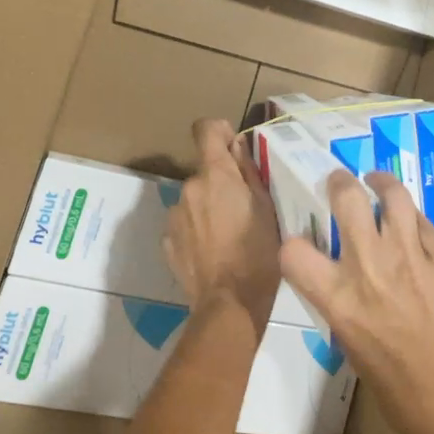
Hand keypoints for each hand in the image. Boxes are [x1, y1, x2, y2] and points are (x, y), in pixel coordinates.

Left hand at [164, 119, 282, 330]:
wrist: (230, 304)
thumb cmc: (258, 252)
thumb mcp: (266, 207)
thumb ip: (249, 170)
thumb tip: (238, 144)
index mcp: (215, 174)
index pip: (205, 129)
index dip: (218, 132)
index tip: (233, 147)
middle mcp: (188, 188)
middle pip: (204, 171)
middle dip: (220, 182)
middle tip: (243, 207)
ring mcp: (174, 216)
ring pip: (194, 199)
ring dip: (208, 207)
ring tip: (229, 234)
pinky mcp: (166, 242)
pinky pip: (184, 224)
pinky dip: (197, 230)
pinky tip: (213, 251)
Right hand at [280, 170, 433, 433]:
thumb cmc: (402, 393)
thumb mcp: (354, 351)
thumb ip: (344, 309)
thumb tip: (345, 288)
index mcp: (340, 299)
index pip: (293, 252)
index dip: (293, 245)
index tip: (302, 244)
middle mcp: (370, 267)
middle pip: (347, 199)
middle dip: (340, 183)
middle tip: (341, 183)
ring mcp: (410, 256)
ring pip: (393, 196)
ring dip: (382, 184)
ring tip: (378, 183)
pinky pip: (423, 223)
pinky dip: (412, 218)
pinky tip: (411, 222)